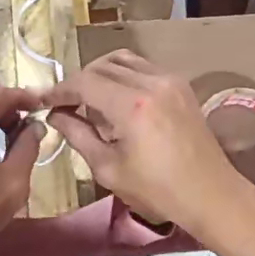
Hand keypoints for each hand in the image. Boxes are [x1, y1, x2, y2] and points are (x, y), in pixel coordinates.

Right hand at [42, 50, 254, 242]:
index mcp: (132, 105)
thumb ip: (77, 135)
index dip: (60, 90)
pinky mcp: (180, 85)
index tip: (43, 101)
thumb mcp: (108, 168)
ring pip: (122, 60)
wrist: (211, 195)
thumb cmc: (158, 190)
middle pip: (101, 66)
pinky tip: (116, 100)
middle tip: (64, 104)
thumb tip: (56, 115)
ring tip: (89, 99)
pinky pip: (142, 67)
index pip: (84, 82)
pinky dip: (122, 75)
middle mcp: (152, 82)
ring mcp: (169, 80)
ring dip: (99, 74)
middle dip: (78, 82)